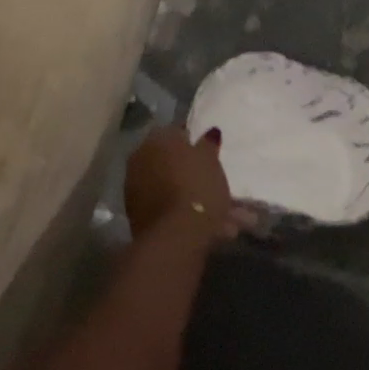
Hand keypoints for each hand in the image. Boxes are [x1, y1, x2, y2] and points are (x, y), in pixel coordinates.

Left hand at [124, 126, 252, 239]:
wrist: (174, 237)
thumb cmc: (196, 189)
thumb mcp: (211, 161)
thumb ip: (208, 144)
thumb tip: (209, 132)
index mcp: (156, 140)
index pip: (176, 133)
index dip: (194, 143)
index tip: (211, 154)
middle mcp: (140, 160)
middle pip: (173, 164)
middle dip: (197, 175)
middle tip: (219, 185)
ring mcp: (136, 190)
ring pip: (174, 190)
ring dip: (199, 200)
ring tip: (232, 218)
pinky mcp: (139, 217)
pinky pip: (170, 210)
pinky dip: (189, 216)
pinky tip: (217, 229)